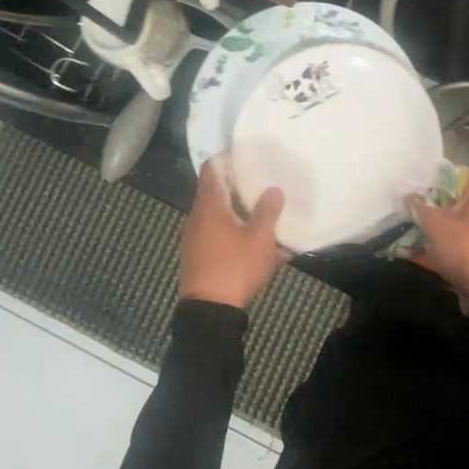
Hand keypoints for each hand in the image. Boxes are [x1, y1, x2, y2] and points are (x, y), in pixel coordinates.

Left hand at [179, 157, 285, 308]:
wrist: (208, 314)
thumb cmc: (234, 268)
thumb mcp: (259, 239)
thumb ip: (267, 212)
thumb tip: (273, 189)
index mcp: (208, 207)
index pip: (211, 170)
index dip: (226, 158)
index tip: (245, 154)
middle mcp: (196, 218)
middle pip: (215, 193)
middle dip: (237, 186)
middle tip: (261, 180)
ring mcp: (194, 239)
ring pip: (218, 217)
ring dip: (237, 212)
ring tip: (263, 212)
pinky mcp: (198, 258)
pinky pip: (217, 236)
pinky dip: (234, 233)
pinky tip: (256, 244)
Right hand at [406, 172, 468, 311]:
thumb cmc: (464, 247)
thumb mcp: (435, 224)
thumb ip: (419, 206)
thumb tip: (409, 196)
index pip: (452, 174)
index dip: (429, 180)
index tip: (410, 188)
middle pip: (451, 199)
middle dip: (427, 206)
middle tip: (403, 209)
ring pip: (451, 221)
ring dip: (429, 227)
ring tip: (401, 229)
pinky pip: (455, 240)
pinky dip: (437, 244)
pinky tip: (410, 250)